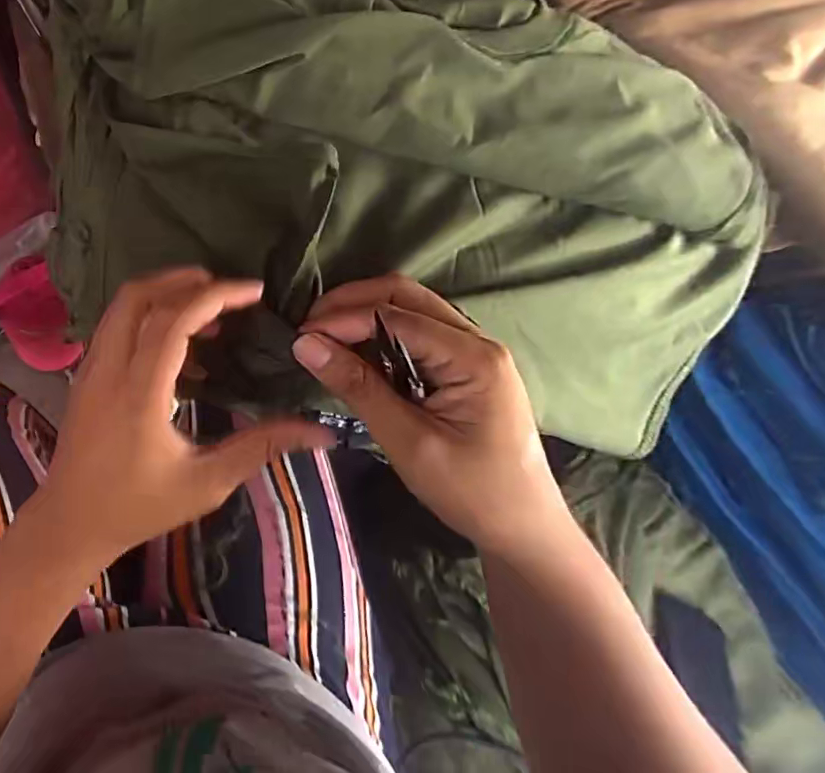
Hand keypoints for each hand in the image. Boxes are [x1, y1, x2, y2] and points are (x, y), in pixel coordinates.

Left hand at [27, 268, 334, 564]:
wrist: (71, 521)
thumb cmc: (138, 506)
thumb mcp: (206, 482)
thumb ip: (260, 447)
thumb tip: (320, 431)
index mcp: (138, 392)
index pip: (173, 319)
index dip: (216, 295)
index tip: (254, 291)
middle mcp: (108, 368)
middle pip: (138, 296)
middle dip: (184, 281)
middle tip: (228, 291)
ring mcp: (89, 367)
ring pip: (121, 306)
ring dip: (163, 293)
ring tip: (208, 311)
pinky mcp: (84, 373)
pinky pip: (115, 325)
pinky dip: (146, 315)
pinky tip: (177, 343)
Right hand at [290, 275, 568, 558]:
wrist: (524, 530)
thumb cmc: (473, 492)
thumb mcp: (408, 442)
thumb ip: (358, 388)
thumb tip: (304, 345)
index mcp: (473, 357)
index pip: (394, 315)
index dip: (342, 319)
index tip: (300, 337)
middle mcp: (476, 340)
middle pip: (403, 295)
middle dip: (349, 303)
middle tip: (308, 328)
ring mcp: (472, 349)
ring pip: (407, 306)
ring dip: (361, 312)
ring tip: (322, 336)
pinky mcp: (462, 363)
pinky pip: (414, 329)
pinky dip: (377, 331)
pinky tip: (352, 349)